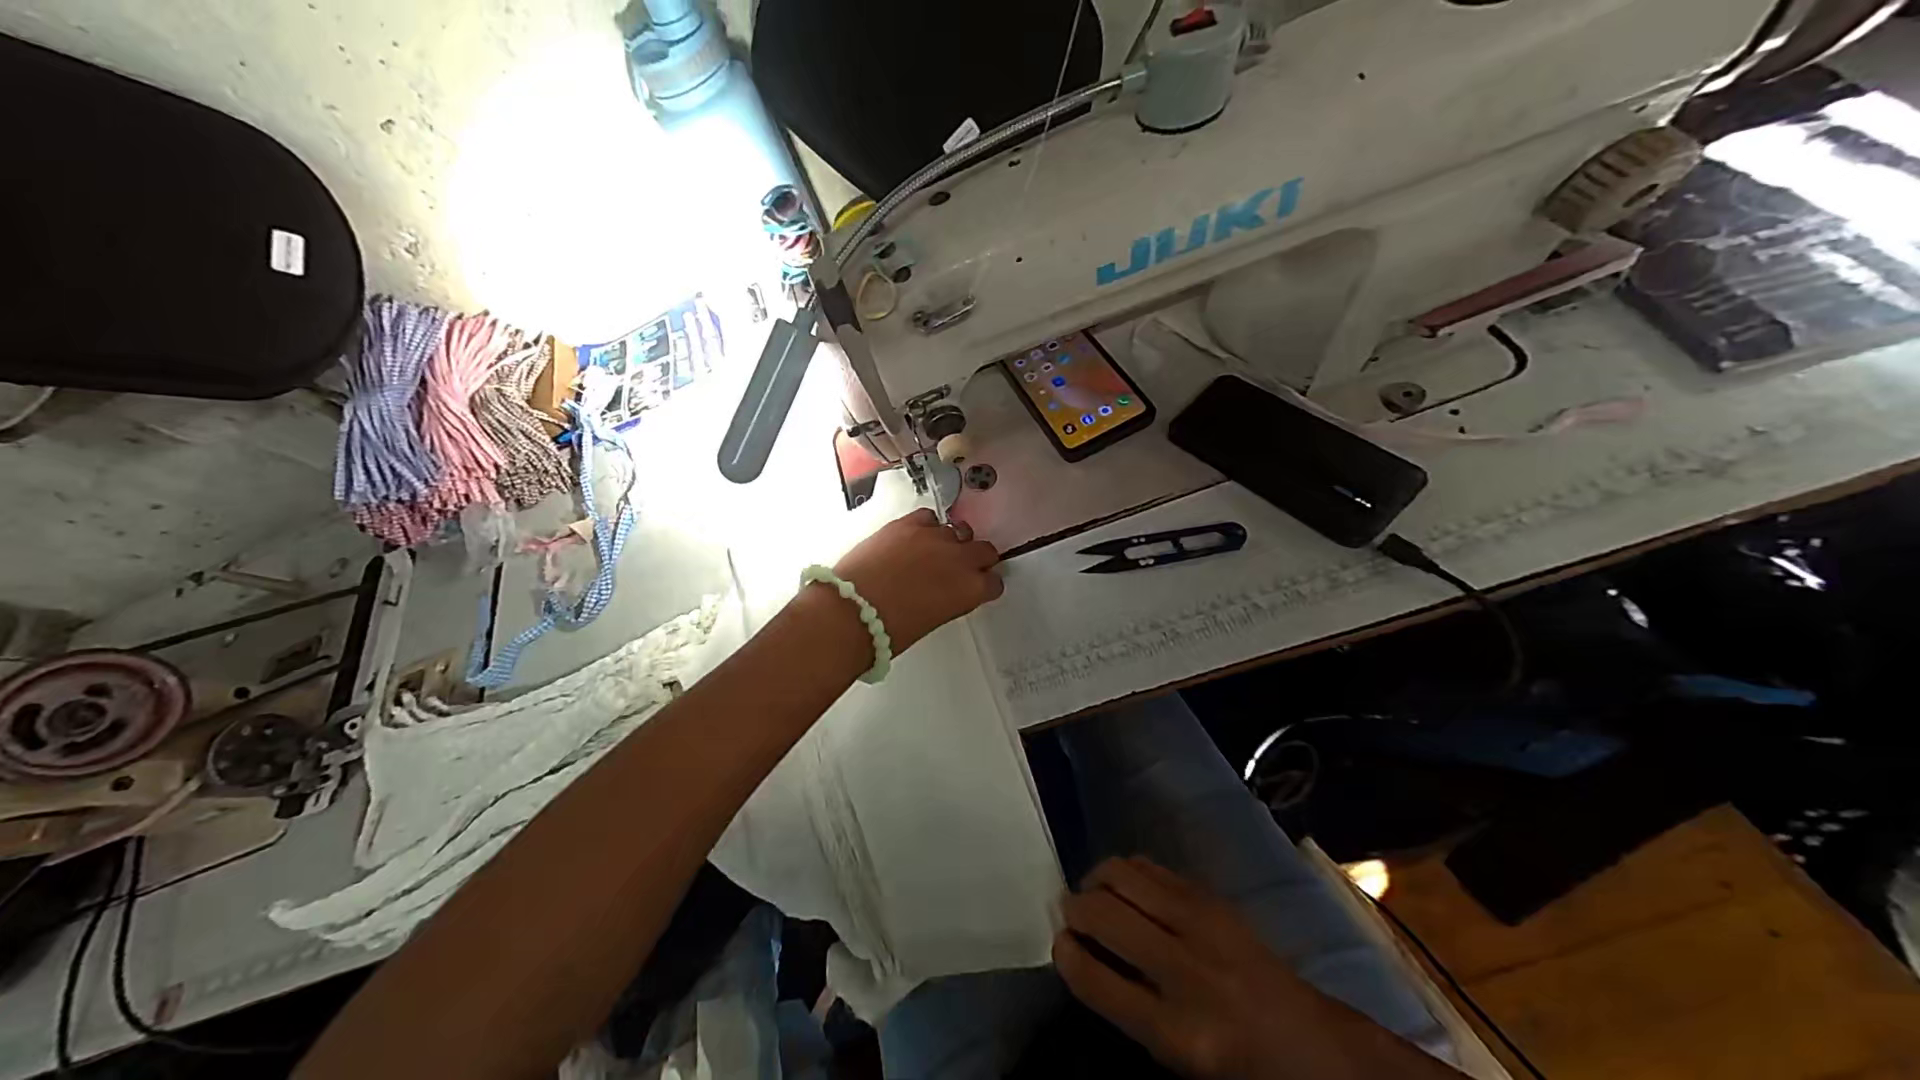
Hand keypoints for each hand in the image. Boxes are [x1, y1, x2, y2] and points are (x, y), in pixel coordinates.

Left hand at [831, 508, 1002, 653]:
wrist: (852, 612)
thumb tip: (942, 594)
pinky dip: (927, 525)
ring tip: (937, 551)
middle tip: (965, 566)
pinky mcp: (908, 524)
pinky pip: (929, 517)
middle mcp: (959, 559)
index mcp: (971, 589)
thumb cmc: (887, 627)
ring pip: (958, 530)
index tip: (980, 585)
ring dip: (952, 541)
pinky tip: (918, 536)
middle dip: (977, 558)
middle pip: (984, 550)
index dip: (985, 584)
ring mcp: (934, 537)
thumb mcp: (931, 619)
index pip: (993, 582)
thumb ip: (948, 600)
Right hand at [1055, 858, 1457, 1079]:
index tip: (1060, 945)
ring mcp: (1204, 925)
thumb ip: (1124, 1002)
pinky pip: (1151, 866)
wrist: (1306, 1039)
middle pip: (1103, 914)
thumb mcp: (1174, 1052)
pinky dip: (1127, 871)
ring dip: (1096, 881)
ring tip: (1095, 896)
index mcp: (1176, 1030)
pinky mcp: (1213, 898)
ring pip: (1123, 875)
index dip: (1066, 954)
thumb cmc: (1231, 1056)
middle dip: (1074, 909)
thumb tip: (1078, 948)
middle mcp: (1187, 970)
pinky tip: (1127, 889)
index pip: (1095, 979)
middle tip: (1071, 916)